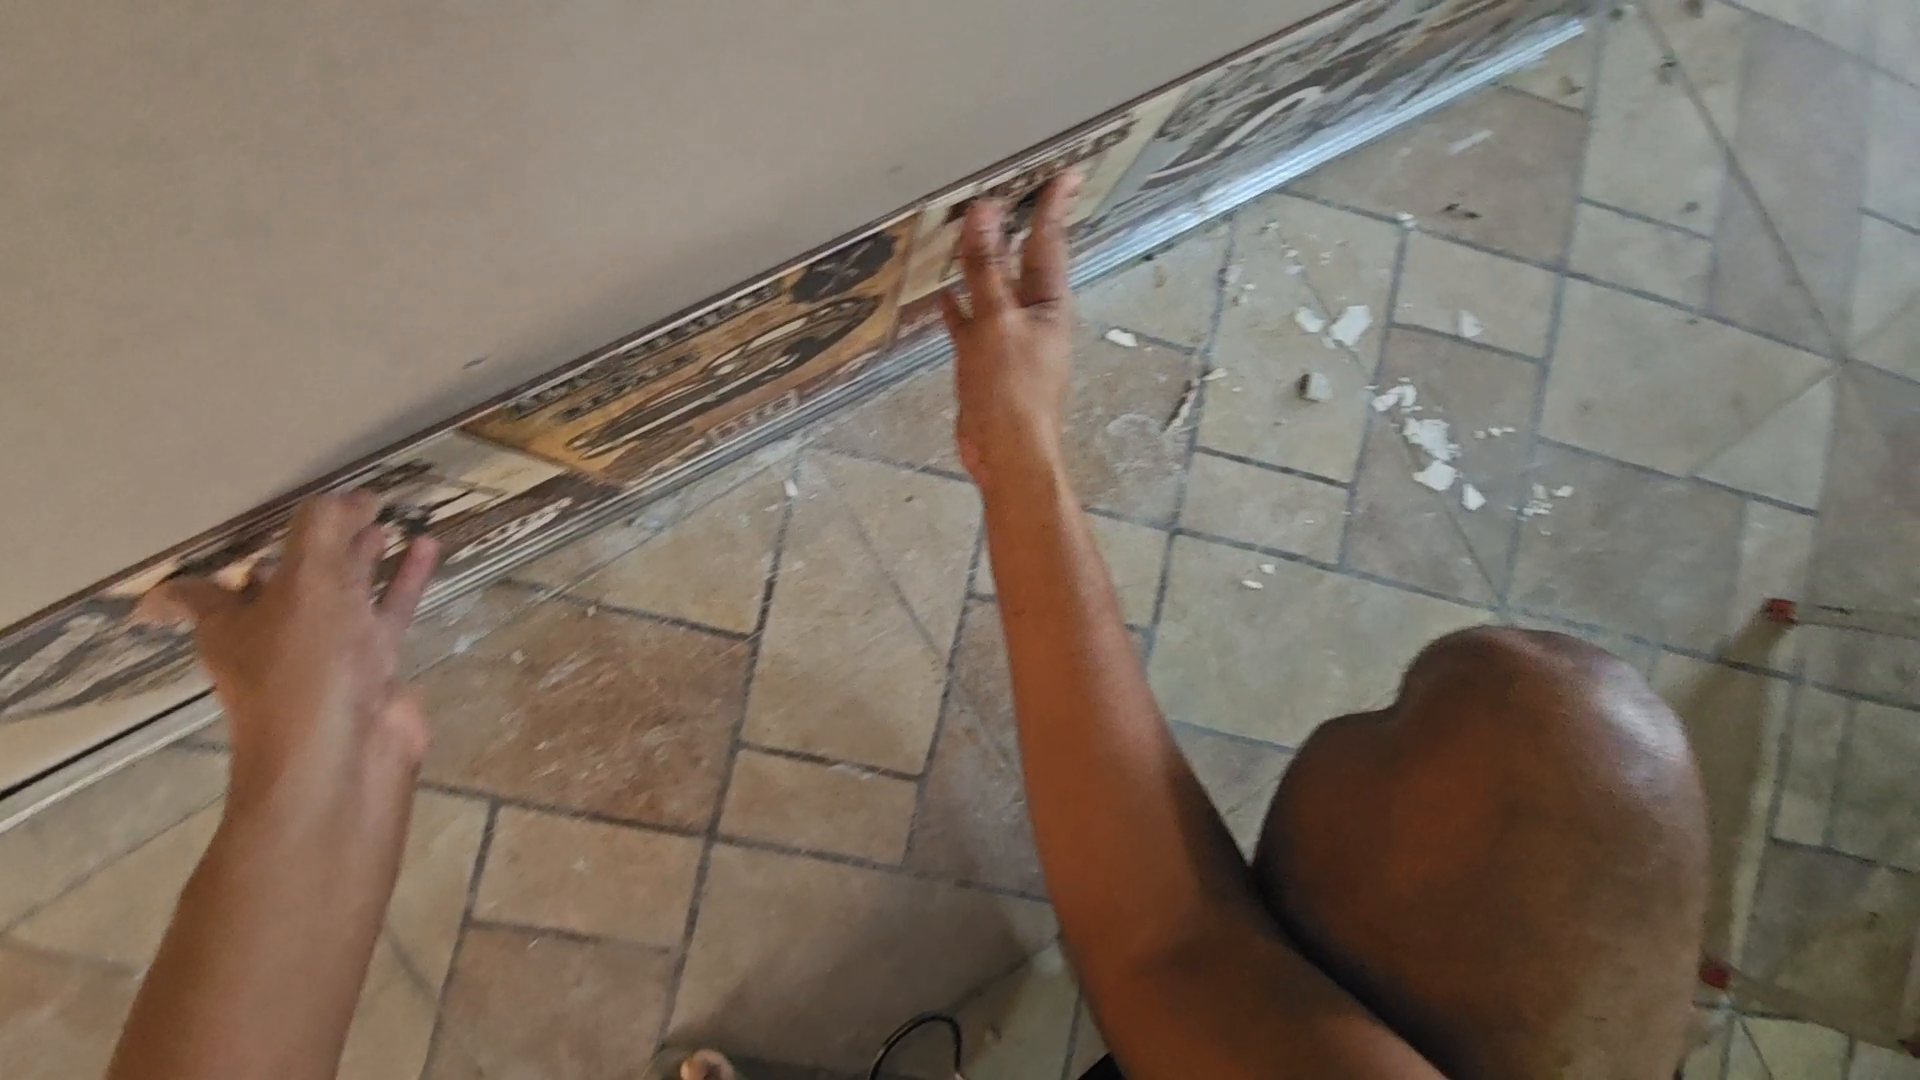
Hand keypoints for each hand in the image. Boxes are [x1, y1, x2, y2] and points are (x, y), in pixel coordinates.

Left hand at [147, 492, 439, 809]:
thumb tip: (349, 496)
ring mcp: (330, 651)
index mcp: (232, 622)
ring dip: (364, 556)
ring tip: (387, 518)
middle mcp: (276, 634)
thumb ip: (323, 534)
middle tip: (342, 509)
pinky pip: (391, 609)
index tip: (221, 541)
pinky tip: (427, 547)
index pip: (199, 590)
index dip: (206, 565)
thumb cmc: (306, 668)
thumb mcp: (307, 586)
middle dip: (311, 547)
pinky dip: (407, 578)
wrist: (347, 752)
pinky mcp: (377, 663)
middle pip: (288, 580)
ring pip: (346, 591)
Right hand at [941, 171, 1082, 491]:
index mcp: (1049, 304)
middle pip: (1021, 261)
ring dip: (981, 264)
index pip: (1050, 242)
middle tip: (1007, 189)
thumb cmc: (1011, 389)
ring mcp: (1009, 340)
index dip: (1055, 205)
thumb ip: (987, 269)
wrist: (1006, 453)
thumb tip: (985, 211)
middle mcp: (1034, 317)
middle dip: (1015, 227)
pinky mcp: (986, 361)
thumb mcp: (998, 323)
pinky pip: (971, 324)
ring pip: (993, 290)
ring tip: (965, 231)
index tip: (1067, 170)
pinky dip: (958, 308)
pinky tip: (940, 294)